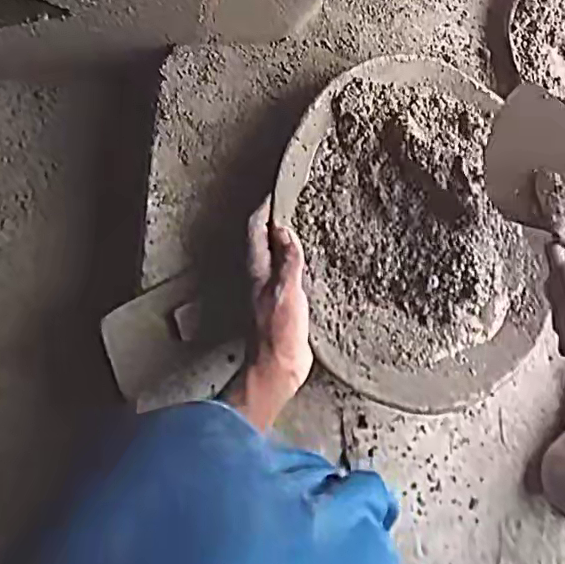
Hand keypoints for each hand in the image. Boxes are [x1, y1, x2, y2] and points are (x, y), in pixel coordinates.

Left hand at [225, 200, 311, 429]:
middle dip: (274, 220)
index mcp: (258, 270)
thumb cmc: (278, 334)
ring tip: (301, 224)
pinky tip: (307, 261)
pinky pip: (287, 272)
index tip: (276, 192)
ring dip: (284, 239)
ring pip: (274, 255)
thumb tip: (284, 230)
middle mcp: (261, 277)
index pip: (257, 229)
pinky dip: (295, 260)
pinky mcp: (283, 304)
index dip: (265, 209)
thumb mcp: (287, 291)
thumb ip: (287, 261)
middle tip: (290, 202)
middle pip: (263, 239)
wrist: (278, 371)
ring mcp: (270, 290)